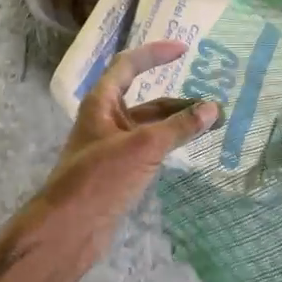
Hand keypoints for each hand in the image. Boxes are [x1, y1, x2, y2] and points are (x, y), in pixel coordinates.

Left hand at [0, 44, 216, 281]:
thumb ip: (179, 127)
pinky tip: (189, 148)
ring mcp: (112, 148)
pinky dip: (170, 144)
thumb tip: (213, 108)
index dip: (155, 53)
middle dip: (179, 100)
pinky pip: (150, 149)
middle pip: (147, 99)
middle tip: (211, 102)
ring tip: (211, 125)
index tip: (184, 50)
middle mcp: (106, 120)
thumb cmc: (99, 178)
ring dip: (178, 124)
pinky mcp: (118, 173)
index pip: (128, 65)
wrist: (68, 231)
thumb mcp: (144, 147)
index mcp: (102, 103)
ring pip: (151, 127)